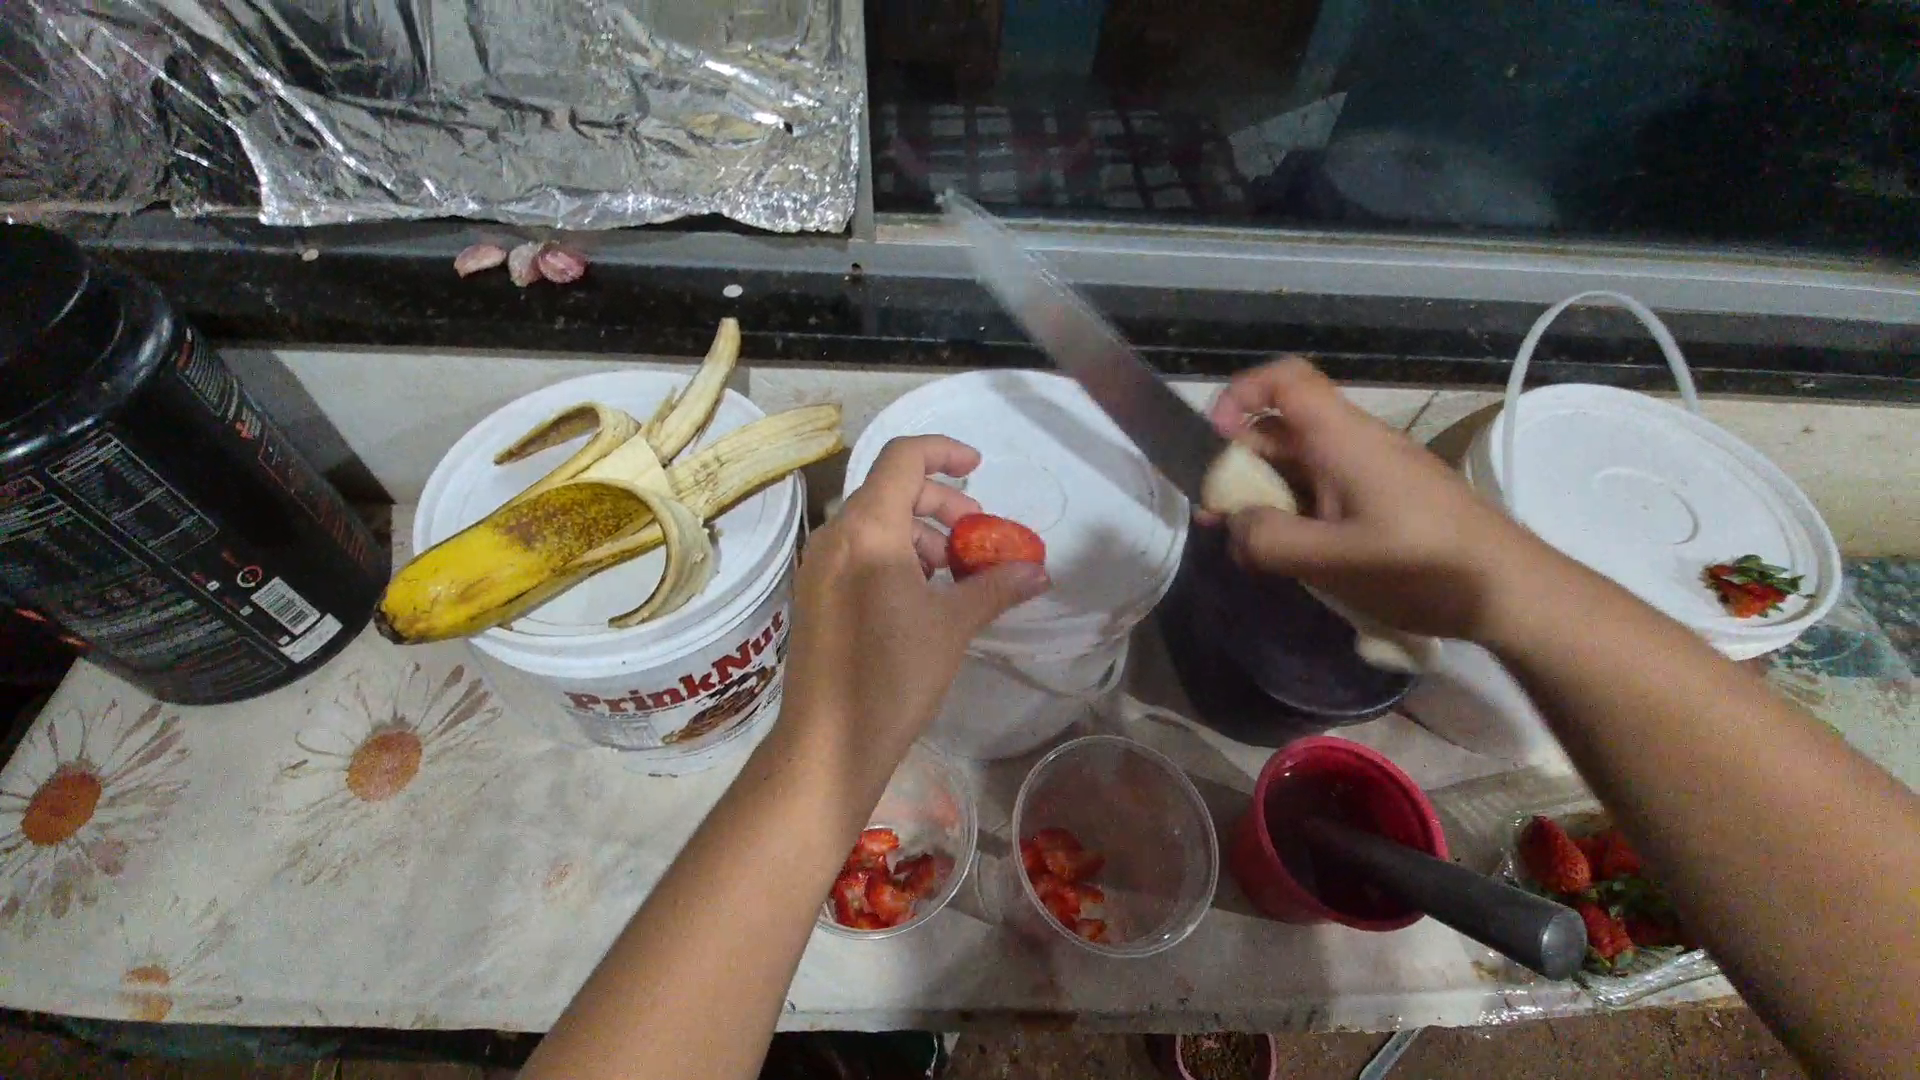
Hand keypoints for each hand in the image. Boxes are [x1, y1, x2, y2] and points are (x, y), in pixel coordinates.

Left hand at [780, 436, 1049, 792]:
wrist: (829, 742)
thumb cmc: (893, 675)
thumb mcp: (953, 626)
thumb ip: (996, 587)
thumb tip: (1039, 572)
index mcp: (867, 529)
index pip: (903, 458)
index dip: (944, 451)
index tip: (979, 468)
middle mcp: (835, 536)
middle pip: (892, 490)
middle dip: (941, 506)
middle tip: (975, 541)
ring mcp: (818, 566)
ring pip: (875, 524)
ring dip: (921, 536)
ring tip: (953, 577)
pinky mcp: (815, 593)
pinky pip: (859, 552)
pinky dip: (895, 557)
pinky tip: (921, 597)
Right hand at [1207, 357, 1556, 642]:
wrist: (1514, 593)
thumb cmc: (1424, 568)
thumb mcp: (1334, 561)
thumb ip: (1269, 541)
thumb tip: (1235, 527)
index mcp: (1343, 439)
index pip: (1285, 381)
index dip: (1240, 395)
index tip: (1213, 443)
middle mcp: (1352, 445)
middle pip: (1279, 430)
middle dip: (1236, 466)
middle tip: (1214, 517)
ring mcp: (1367, 474)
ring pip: (1295, 467)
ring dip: (1261, 499)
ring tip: (1244, 545)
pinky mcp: (1377, 502)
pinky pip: (1318, 494)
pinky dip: (1291, 516)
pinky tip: (1286, 556)